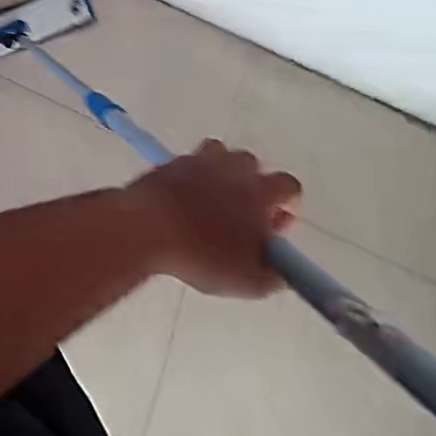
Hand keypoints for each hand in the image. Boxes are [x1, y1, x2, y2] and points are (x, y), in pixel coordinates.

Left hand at [125, 140, 300, 296]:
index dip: (286, 205)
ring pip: (219, 155)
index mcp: (259, 191)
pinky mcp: (170, 161)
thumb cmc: (203, 254)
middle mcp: (231, 167)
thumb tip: (281, 268)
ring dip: (221, 173)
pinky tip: (185, 199)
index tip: (272, 225)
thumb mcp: (249, 281)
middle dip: (251, 185)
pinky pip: (190, 162)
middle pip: (251, 164)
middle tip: (239, 215)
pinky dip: (193, 175)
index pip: (289, 185)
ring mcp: (198, 159)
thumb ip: (274, 273)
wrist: (146, 226)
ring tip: (211, 201)